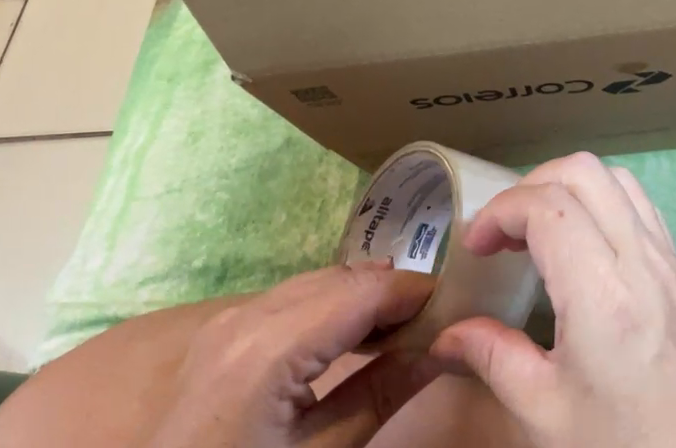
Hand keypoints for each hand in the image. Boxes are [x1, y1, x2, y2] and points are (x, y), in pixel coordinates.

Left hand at [143, 263, 436, 447]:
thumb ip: (380, 396)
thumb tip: (441, 349)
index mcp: (269, 347)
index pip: (363, 291)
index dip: (415, 292)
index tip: (457, 304)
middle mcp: (245, 317)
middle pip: (340, 279)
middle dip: (391, 292)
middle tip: (436, 321)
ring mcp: (225, 323)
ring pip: (314, 284)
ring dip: (360, 297)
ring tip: (401, 329)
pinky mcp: (217, 337)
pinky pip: (287, 301)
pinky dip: (328, 307)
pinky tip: (350, 336)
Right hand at [430, 153, 675, 447]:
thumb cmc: (621, 444)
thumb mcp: (544, 413)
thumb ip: (493, 358)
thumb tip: (444, 335)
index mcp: (602, 293)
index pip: (548, 205)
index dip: (500, 211)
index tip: (474, 246)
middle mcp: (641, 258)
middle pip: (584, 171)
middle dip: (531, 185)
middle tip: (503, 232)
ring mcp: (667, 257)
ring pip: (616, 178)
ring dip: (569, 187)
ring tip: (537, 232)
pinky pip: (639, 204)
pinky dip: (601, 201)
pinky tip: (581, 244)